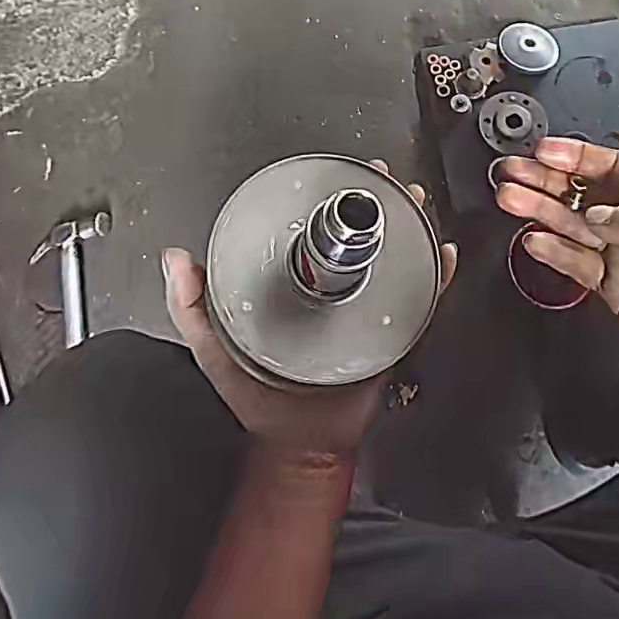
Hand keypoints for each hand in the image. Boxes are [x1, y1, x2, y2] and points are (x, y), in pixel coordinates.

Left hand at [163, 163, 457, 457]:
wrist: (301, 439)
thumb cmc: (260, 397)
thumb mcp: (215, 346)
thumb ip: (191, 306)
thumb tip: (177, 259)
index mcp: (300, 290)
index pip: (320, 237)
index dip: (335, 204)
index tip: (343, 179)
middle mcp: (337, 294)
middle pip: (366, 240)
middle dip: (383, 205)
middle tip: (389, 182)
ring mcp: (368, 310)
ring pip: (396, 259)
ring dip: (412, 228)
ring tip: (416, 204)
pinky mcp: (393, 329)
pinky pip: (421, 297)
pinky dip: (437, 274)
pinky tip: (442, 255)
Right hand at [496, 138, 618, 425]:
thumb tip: (600, 215)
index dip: (581, 159)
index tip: (547, 152)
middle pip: (591, 196)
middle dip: (551, 182)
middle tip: (515, 174)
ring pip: (578, 229)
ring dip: (544, 213)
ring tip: (511, 200)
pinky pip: (581, 267)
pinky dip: (556, 254)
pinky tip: (534, 242)